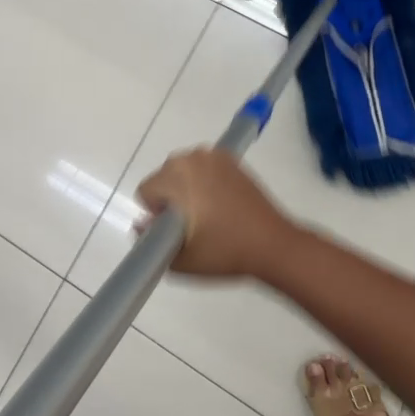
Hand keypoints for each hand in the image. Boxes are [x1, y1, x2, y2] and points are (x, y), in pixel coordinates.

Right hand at [136, 147, 301, 277]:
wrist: (272, 244)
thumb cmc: (224, 252)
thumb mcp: (180, 259)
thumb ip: (151, 242)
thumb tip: (142, 225)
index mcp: (176, 177)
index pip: (146, 191)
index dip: (155, 214)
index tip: (175, 231)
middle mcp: (191, 158)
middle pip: (164, 177)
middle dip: (170, 198)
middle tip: (191, 225)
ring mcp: (214, 155)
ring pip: (184, 170)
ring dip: (187, 188)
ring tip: (208, 215)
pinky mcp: (232, 160)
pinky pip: (204, 168)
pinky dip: (205, 181)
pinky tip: (221, 203)